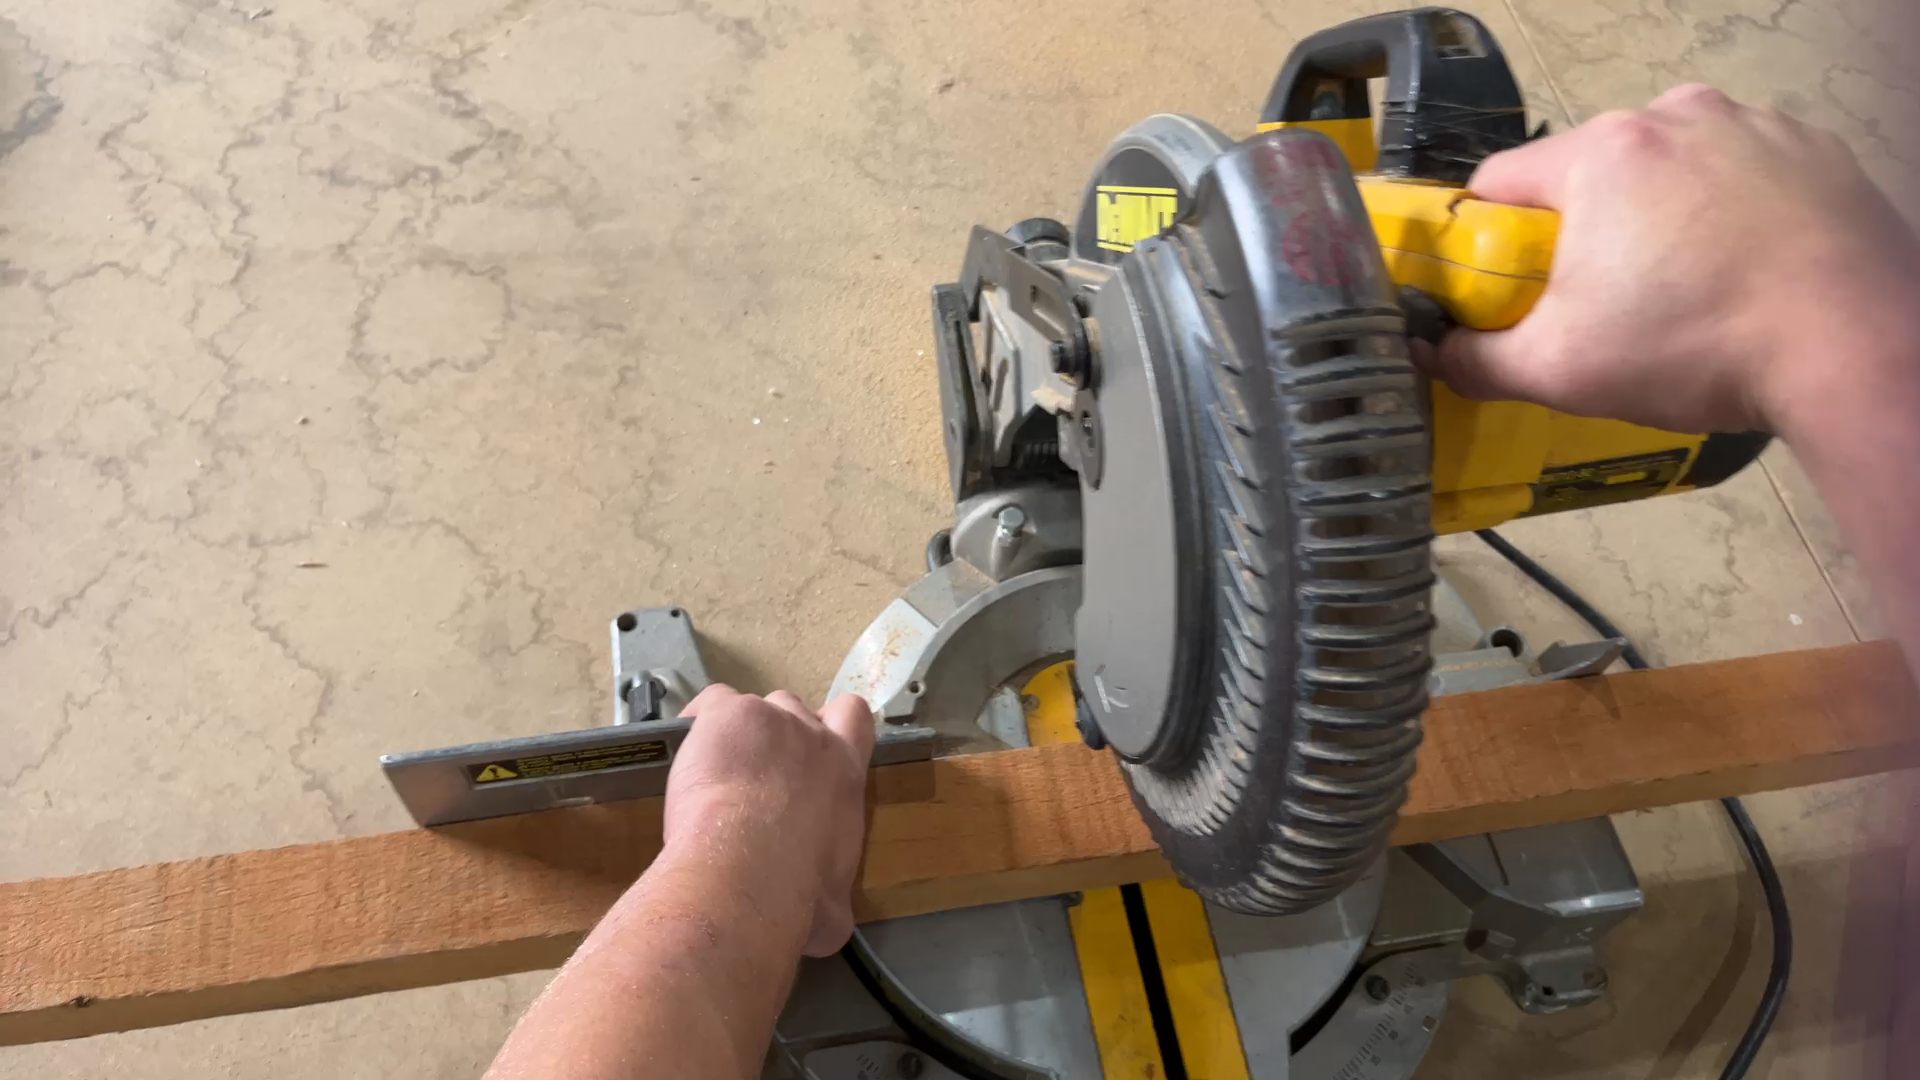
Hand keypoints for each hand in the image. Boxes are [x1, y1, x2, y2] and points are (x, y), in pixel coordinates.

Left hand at [663, 686, 875, 955]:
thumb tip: (831, 921)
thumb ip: (834, 898)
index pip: (855, 716)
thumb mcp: (832, 907)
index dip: (835, 722)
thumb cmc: (797, 894)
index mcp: (845, 772)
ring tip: (713, 766)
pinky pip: (712, 702)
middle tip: (755, 770)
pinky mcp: (729, 716)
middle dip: (778, 732)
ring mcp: (770, 720)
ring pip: (754, 706)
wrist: (747, 872)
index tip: (813, 746)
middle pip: (797, 708)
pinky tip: (686, 746)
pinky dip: (699, 718)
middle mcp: (812, 737)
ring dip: (739, 729)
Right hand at [1423, 84, 1919, 434]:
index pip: (1493, 183)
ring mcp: (1756, 125)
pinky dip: (1697, 214)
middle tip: (1572, 298)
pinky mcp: (1813, 149)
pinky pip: (1716, 175)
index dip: (1477, 240)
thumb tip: (1426, 353)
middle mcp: (1678, 115)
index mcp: (1603, 154)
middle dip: (1557, 232)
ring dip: (1628, 220)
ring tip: (1650, 286)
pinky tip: (1714, 270)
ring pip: (1645, 172)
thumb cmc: (1688, 347)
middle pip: (1571, 175)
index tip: (1496, 288)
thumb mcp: (1547, 370)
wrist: (1863, 354)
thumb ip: (1465, 360)